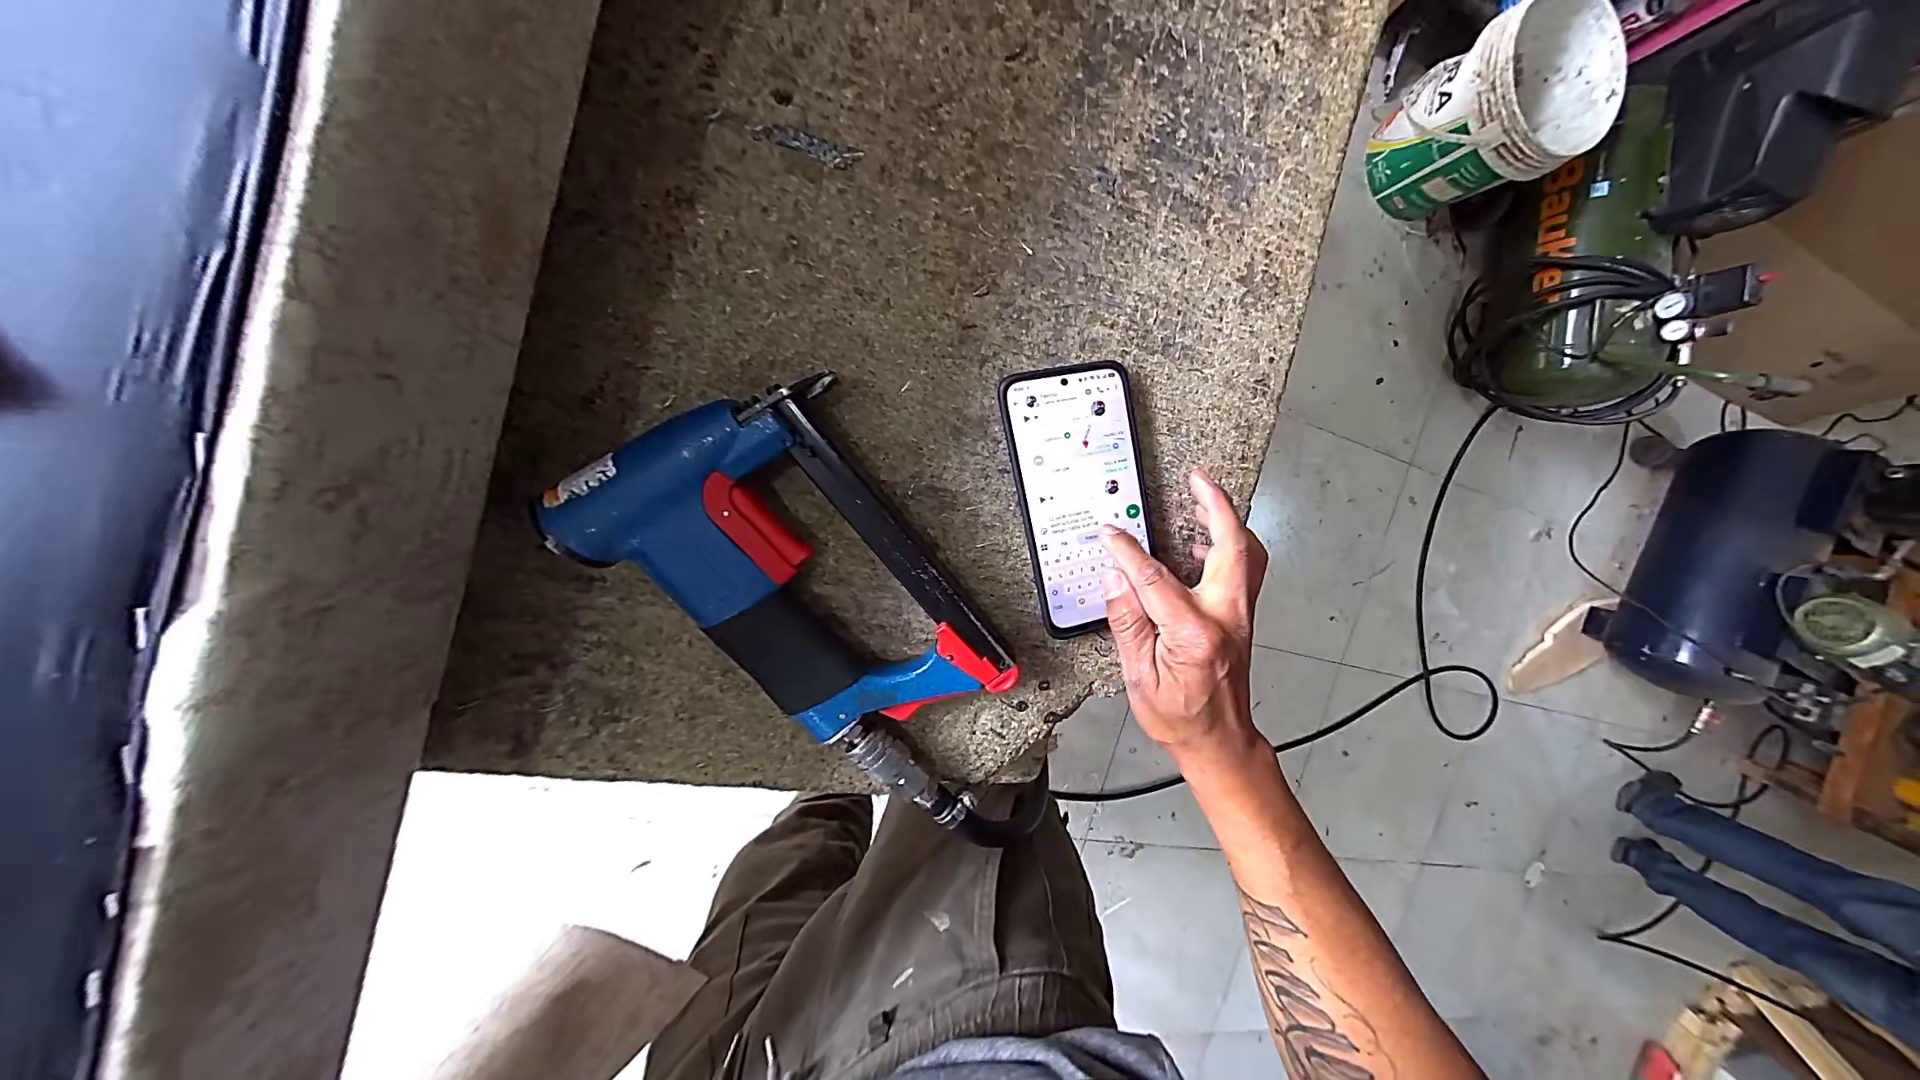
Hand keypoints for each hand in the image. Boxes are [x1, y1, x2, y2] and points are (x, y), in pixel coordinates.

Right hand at [1099, 469, 1268, 763]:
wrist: (1218, 740)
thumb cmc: (1181, 717)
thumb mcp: (1139, 675)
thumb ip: (1128, 621)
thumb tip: (1116, 579)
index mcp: (1195, 633)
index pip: (1155, 577)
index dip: (1127, 552)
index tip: (1111, 535)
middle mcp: (1225, 618)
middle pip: (1229, 546)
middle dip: (1215, 506)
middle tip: (1198, 480)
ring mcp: (1239, 617)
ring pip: (1246, 554)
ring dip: (1226, 522)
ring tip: (1203, 500)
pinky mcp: (1240, 618)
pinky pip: (1242, 570)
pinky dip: (1226, 546)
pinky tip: (1199, 545)